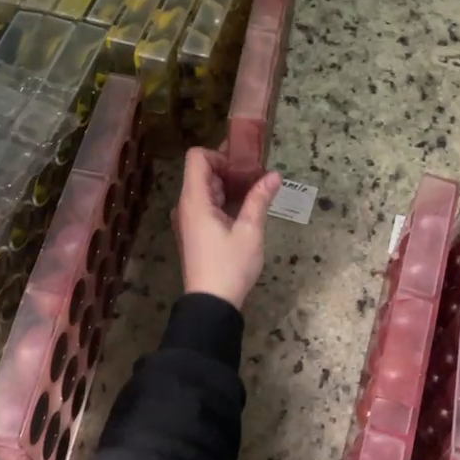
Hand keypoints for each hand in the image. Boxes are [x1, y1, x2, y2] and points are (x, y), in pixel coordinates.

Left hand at [172, 147, 280, 308]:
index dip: (219, 155)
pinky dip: (223, 201)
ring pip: (205, 189)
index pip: (196, 157)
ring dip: (228, 185)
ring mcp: (187, 220)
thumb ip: (260, 199)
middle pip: (201, 171)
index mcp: (194, 200)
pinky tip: (244, 211)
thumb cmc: (230, 266)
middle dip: (228, 168)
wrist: (211, 304)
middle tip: (256, 175)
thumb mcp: (250, 231)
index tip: (242, 168)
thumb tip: (274, 175)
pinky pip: (205, 205)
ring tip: (254, 192)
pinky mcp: (193, 232)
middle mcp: (185, 206)